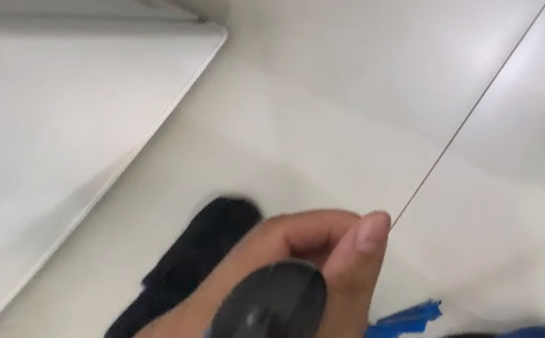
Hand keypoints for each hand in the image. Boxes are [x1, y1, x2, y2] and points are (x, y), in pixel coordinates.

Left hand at [137, 209, 389, 337]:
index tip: (368, 243)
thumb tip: (374, 219)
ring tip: (334, 306)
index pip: (272, 236)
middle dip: (319, 256)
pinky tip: (301, 325)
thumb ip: (348, 284)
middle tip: (358, 278)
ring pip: (246, 284)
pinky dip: (274, 306)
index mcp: (198, 318)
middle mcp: (170, 325)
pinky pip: (230, 310)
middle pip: (258, 259)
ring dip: (299, 282)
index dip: (328, 225)